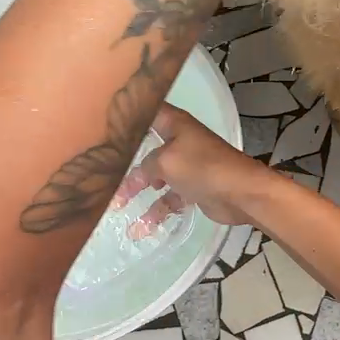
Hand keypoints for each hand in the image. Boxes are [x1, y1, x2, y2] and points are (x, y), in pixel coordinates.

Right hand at [106, 105, 274, 235]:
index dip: (126, 114)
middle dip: (125, 162)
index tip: (100, 123)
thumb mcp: (165, 160)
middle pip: (146, 147)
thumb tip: (135, 174)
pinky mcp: (193, 188)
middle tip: (100, 175)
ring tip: (116, 206)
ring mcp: (187, 165)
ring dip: (137, 190)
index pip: (146, 111)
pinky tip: (141, 228)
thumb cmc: (202, 167)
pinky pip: (169, 197)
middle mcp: (179, 141)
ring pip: (156, 175)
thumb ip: (144, 164)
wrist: (240, 192)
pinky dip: (157, 210)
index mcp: (174, 124)